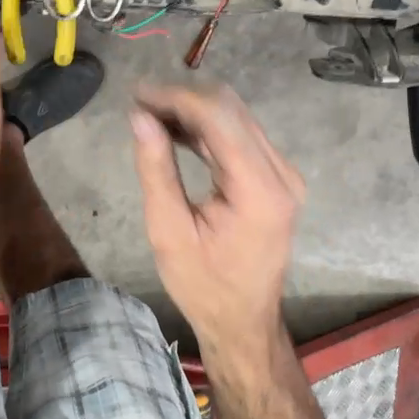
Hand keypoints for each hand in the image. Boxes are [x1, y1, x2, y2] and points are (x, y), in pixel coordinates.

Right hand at [130, 85, 306, 352]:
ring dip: (191, 110)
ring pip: (235, 117)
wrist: (242, 322)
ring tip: (148, 115)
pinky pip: (239, 135)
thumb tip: (139, 116)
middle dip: (182, 99)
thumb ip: (156, 169)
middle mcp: (280, 174)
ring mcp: (282, 175)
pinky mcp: (275, 179)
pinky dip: (205, 127)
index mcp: (259, 189)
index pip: (218, 118)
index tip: (136, 96)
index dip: (176, 98)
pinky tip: (172, 131)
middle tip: (139, 106)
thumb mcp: (168, 231)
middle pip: (230, 110)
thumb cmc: (202, 284)